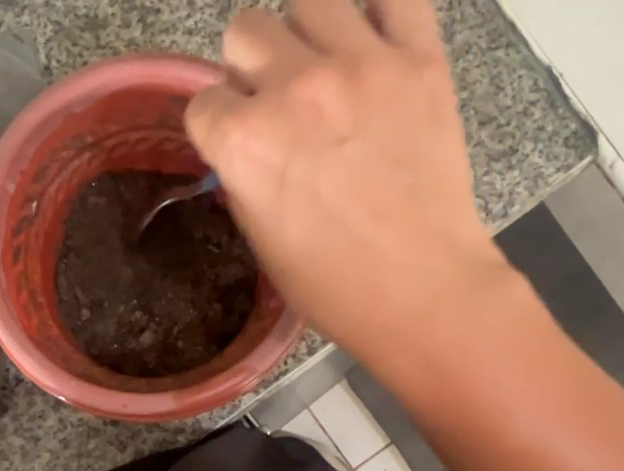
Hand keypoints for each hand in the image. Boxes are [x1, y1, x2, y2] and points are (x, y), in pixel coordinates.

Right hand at [186, 0, 511, 367]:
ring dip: (305, 33)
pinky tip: (374, 46)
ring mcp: (359, 66)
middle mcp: (293, 89)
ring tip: (324, 70)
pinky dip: (379, 14)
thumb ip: (243, 176)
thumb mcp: (261, 239)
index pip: (203, 99)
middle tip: (276, 102)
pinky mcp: (419, 60)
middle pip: (245, 30)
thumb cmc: (333, 284)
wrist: (420, 288)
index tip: (236, 138)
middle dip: (250, 67)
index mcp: (244, 142)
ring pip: (309, 2)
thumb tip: (243, 147)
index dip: (217, 122)